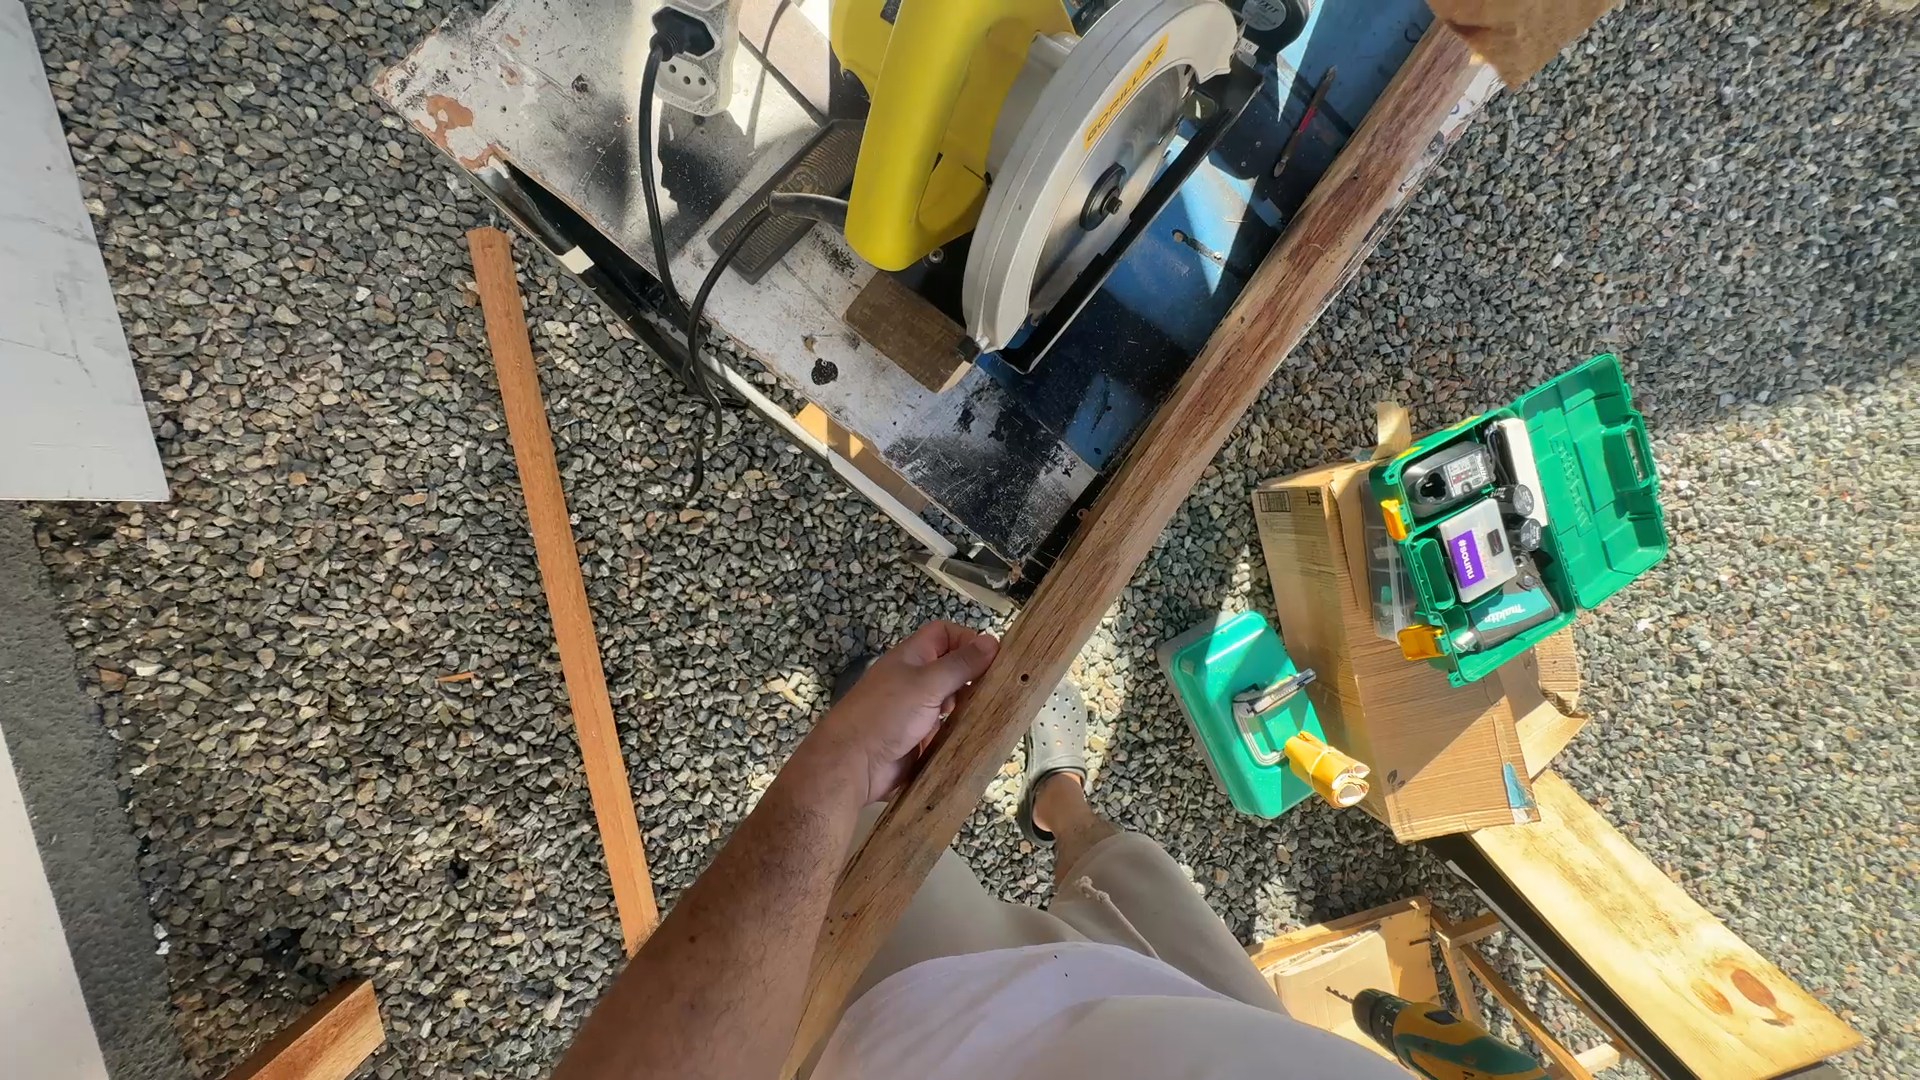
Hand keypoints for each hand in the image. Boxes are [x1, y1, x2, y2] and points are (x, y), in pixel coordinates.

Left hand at [798, 621, 998, 804]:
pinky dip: (963, 730)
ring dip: (971, 705)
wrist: (852, 765)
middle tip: (1000, 690)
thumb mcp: (927, 683)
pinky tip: (980, 735)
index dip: (968, 640)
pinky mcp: (922, 738)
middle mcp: (916, 679)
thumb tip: (993, 641)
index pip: (945, 634)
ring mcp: (918, 710)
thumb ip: (960, 664)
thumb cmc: (886, 714)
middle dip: (975, 677)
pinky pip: (948, 728)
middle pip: (953, 668)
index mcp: (913, 657)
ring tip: (992, 713)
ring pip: (954, 700)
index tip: (993, 659)